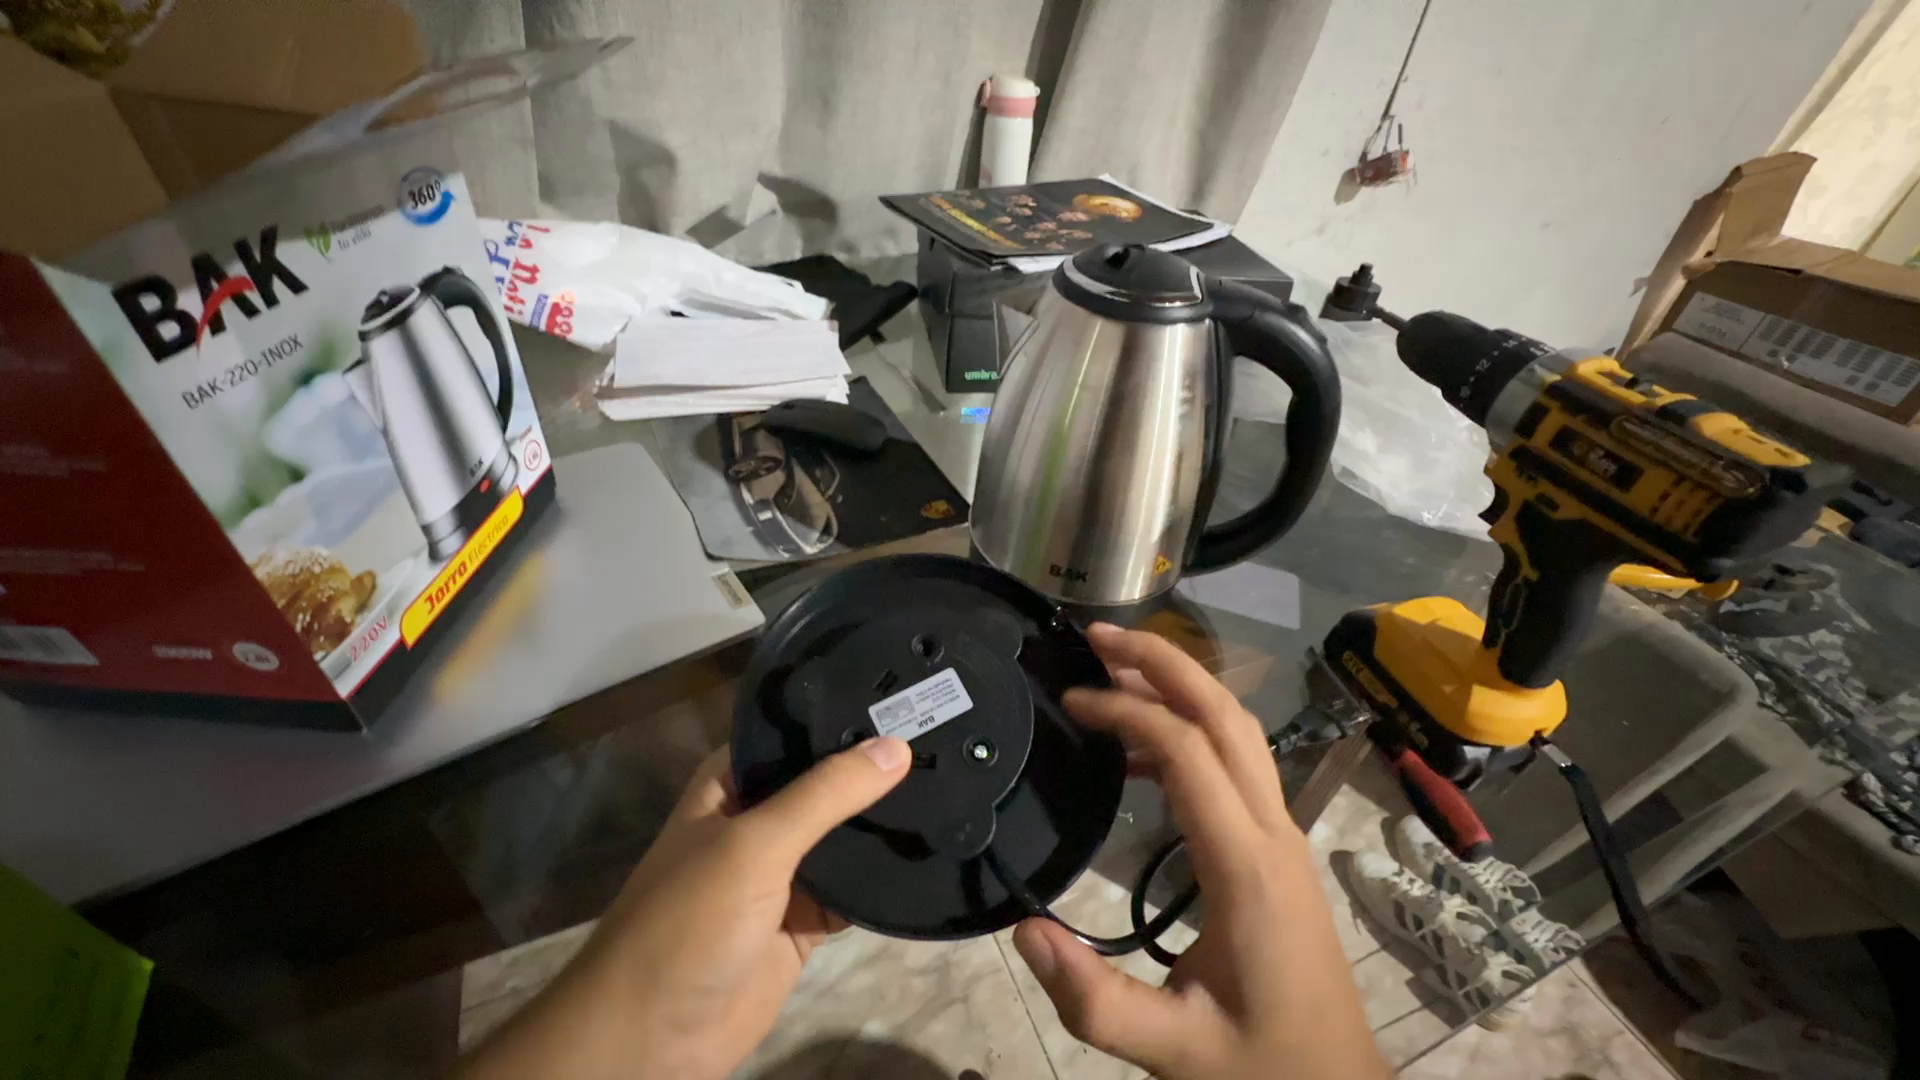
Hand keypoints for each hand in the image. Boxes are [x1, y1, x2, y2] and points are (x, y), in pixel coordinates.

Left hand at [458, 737, 910, 1079]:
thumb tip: (897, 746)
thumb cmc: (689, 921)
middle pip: (826, 783)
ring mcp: (783, 871)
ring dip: (884, 820)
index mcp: (733, 782)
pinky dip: (884, 876)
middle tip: (945, 736)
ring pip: (844, 835)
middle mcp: (760, 817)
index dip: (844, 715)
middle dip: (875, 768)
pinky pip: (852, 887)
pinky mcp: (804, 919)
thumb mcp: (755, 843)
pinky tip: (931, 849)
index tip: (906, 692)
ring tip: (952, 782)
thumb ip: (826, 794)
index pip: (795, 733)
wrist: (653, 1040)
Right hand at [1012, 623, 1390, 1079]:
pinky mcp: (1276, 845)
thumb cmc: (1263, 1065)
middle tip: (1098, 636)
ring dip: (1179, 687)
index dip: (1128, 712)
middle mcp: (1272, 831)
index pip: (1189, 753)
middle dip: (1163, 662)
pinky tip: (1139, 753)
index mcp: (1246, 867)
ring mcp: (1281, 833)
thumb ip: (1094, 1000)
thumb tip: (1023, 930)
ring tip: (1113, 671)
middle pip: (1226, 715)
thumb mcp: (1174, 1052)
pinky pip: (1235, 762)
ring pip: (1237, 730)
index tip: (1072, 701)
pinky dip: (1187, 731)